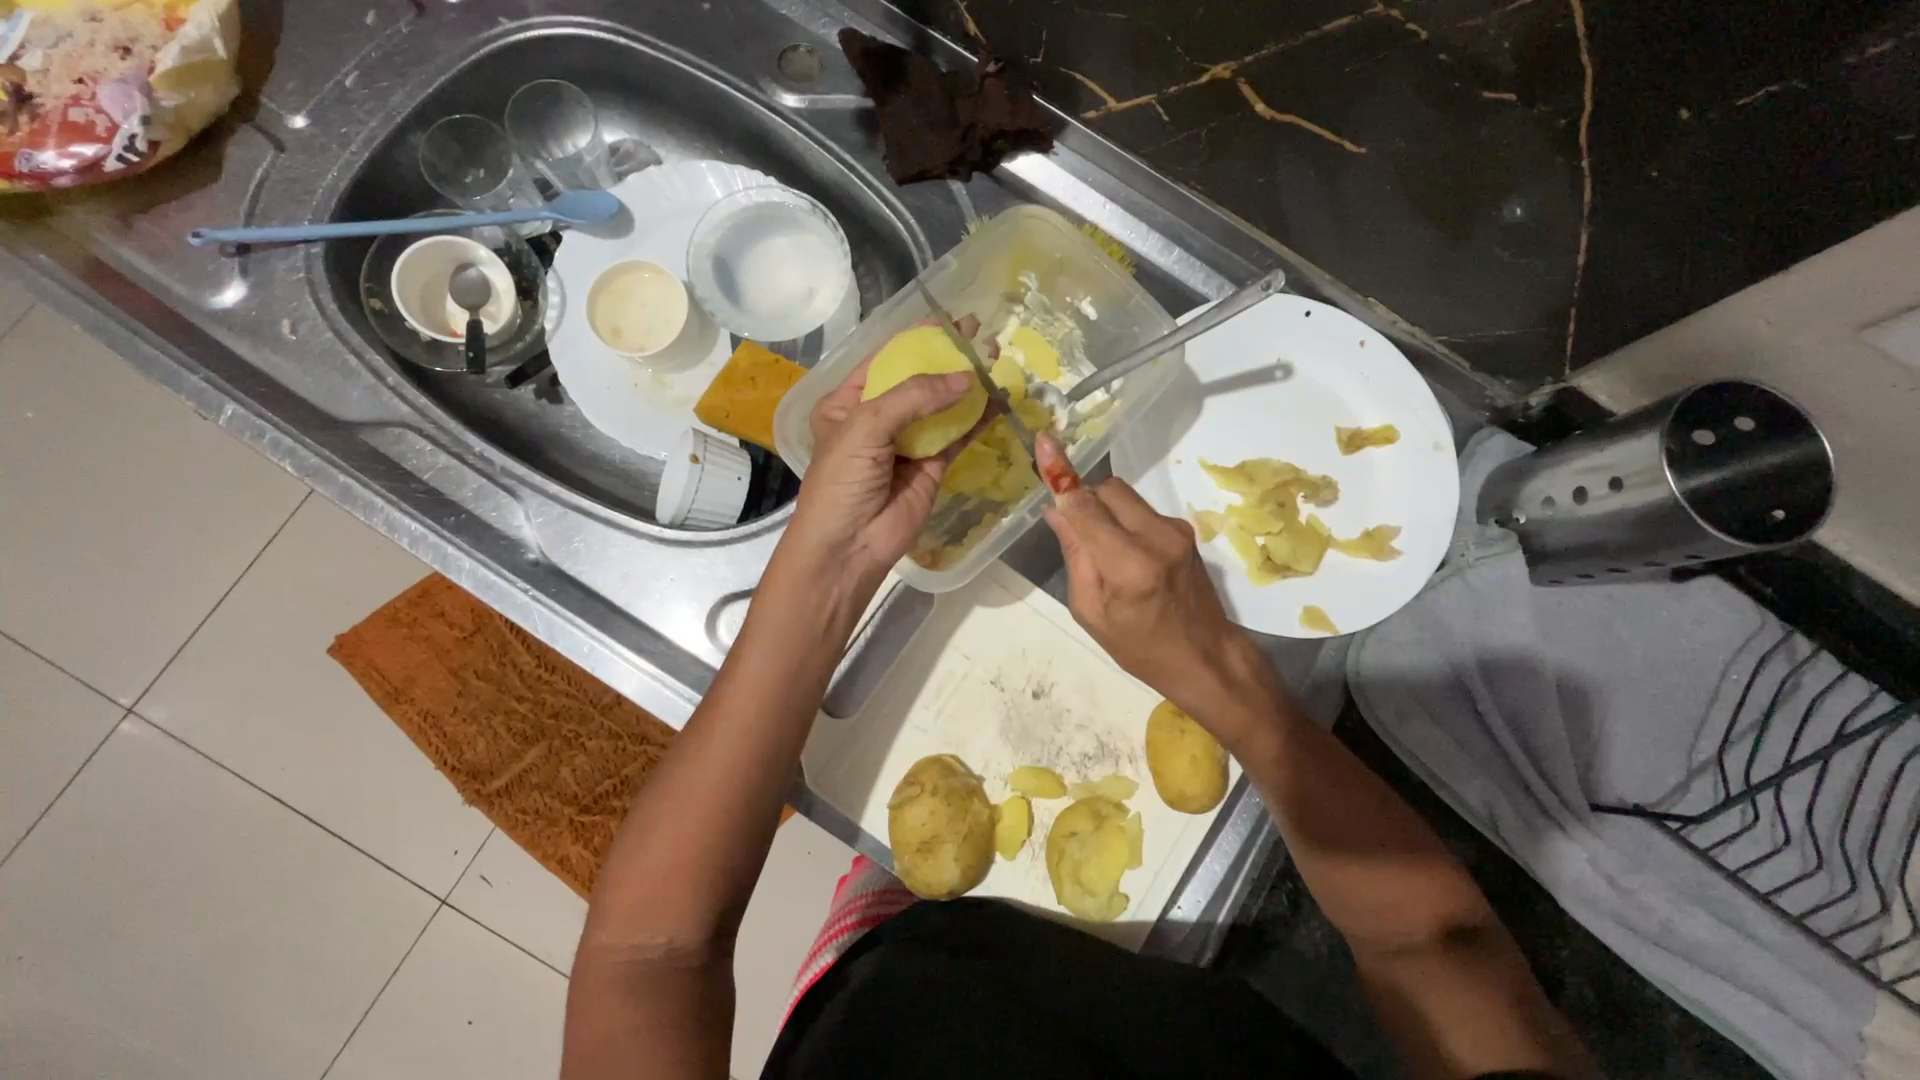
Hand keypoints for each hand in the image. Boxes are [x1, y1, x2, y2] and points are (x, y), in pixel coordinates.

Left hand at [782, 358, 974, 589]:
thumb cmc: (841, 480)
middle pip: (918, 381)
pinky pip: (956, 437)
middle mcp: (877, 419)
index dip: (916, 339)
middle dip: (947, 359)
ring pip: (942, 408)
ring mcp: (906, 444)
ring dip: (967, 386)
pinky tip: (997, 398)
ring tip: (995, 360)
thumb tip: (966, 378)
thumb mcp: (867, 426)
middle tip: (979, 335)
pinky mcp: (931, 467)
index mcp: (847, 403)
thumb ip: (914, 397)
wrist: (848, 546)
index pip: (885, 361)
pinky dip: (976, 419)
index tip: (948, 320)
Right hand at [1039, 440, 1280, 735]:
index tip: (1045, 442)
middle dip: (1085, 501)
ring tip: (1106, 556)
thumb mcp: (1092, 612)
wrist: (1207, 657)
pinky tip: (1128, 557)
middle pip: (1108, 489)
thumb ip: (1076, 556)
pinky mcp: (1186, 531)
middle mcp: (1157, 537)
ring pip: (1126, 497)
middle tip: (1077, 535)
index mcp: (1129, 565)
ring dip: (1106, 512)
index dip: (1061, 475)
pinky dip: (1125, 522)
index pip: (1086, 507)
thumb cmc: (1141, 648)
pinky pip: (1143, 510)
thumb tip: (1057, 511)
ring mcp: (1177, 531)